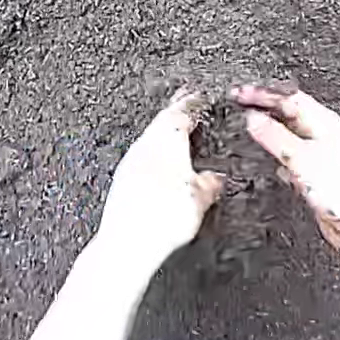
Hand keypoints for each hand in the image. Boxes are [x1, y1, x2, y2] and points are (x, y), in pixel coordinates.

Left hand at [95, 88, 225, 269]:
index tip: (200, 96)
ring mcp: (132, 160)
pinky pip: (144, 156)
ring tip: (178, 134)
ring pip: (152, 137)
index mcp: (168, 138)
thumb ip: (211, 183)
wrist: (127, 242)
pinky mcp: (123, 179)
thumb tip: (216, 177)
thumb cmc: (164, 215)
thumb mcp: (201, 197)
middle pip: (164, 120)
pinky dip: (156, 153)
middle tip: (188, 104)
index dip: (193, 102)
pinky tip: (162, 165)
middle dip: (177, 112)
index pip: (182, 110)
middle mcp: (147, 143)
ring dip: (166, 132)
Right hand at [234, 85, 339, 262]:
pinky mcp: (320, 179)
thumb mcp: (304, 157)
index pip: (287, 97)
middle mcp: (323, 135)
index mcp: (323, 121)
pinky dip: (279, 159)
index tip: (238, 93)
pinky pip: (295, 162)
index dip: (262, 94)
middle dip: (264, 108)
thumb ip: (276, 137)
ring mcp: (322, 157)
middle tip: (240, 105)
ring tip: (249, 130)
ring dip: (270, 133)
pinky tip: (272, 165)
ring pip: (290, 137)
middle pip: (289, 113)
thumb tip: (253, 118)